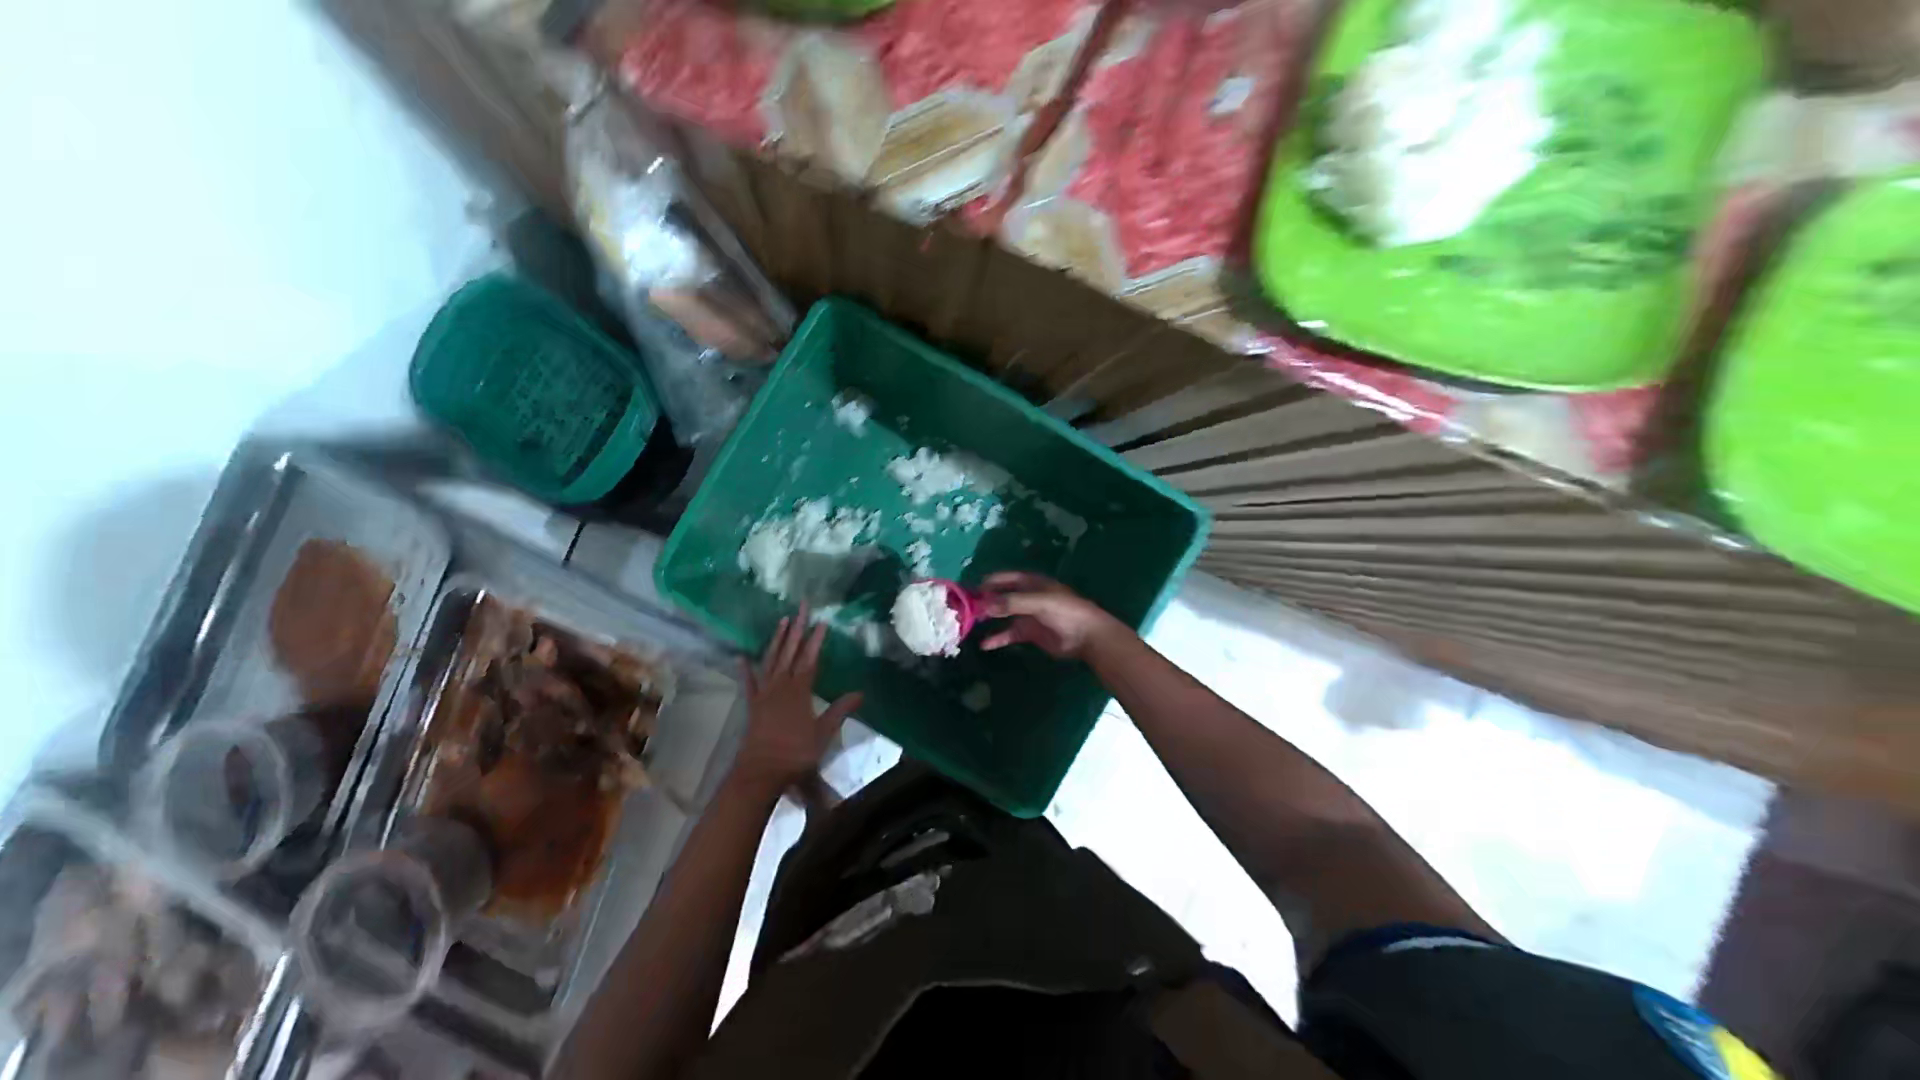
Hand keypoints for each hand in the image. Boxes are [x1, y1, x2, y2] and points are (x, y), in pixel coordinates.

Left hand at [734, 607, 862, 796]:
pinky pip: (749, 683)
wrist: (761, 772)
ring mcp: (764, 694)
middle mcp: (780, 686)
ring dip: (777, 640)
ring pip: (771, 661)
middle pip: (790, 652)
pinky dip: (746, 669)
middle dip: (796, 628)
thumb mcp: (823, 733)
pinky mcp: (753, 705)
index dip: (816, 640)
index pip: (809, 659)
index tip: (822, 621)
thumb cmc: (795, 753)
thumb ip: (840, 710)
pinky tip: (742, 657)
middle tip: (801, 606)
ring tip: (782, 620)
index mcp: (799, 691)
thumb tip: (860, 693)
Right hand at [979, 573, 1126, 659]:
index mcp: (1031, 583)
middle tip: (963, 609)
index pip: (1003, 578)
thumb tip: (983, 604)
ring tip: (969, 625)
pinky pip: (1009, 634)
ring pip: (1002, 615)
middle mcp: (1027, 596)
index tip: (968, 590)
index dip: (987, 583)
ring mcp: (1028, 615)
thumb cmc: (1066, 612)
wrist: (1088, 636)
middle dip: (983, 602)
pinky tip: (985, 645)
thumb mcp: (1038, 602)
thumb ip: (1011, 603)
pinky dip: (997, 638)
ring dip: (988, 619)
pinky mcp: (1030, 633)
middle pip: (1000, 596)